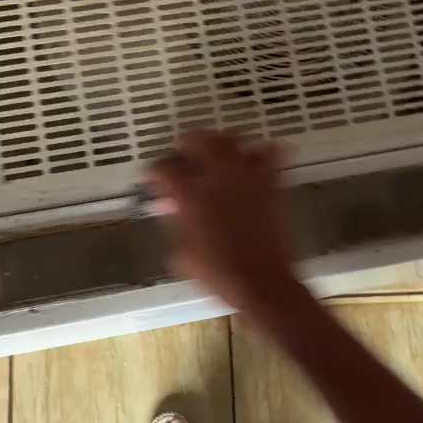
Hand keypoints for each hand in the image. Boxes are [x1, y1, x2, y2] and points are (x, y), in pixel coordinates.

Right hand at [145, 130, 306, 313]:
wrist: (261, 282)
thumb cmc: (218, 273)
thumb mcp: (184, 252)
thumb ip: (176, 224)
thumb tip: (170, 208)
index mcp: (190, 194)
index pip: (164, 169)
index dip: (153, 172)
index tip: (151, 177)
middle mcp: (217, 178)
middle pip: (198, 140)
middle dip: (186, 142)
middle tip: (182, 149)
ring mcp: (246, 178)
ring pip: (233, 140)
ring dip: (221, 141)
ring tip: (217, 148)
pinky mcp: (271, 184)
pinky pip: (271, 155)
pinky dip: (263, 152)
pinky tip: (257, 156)